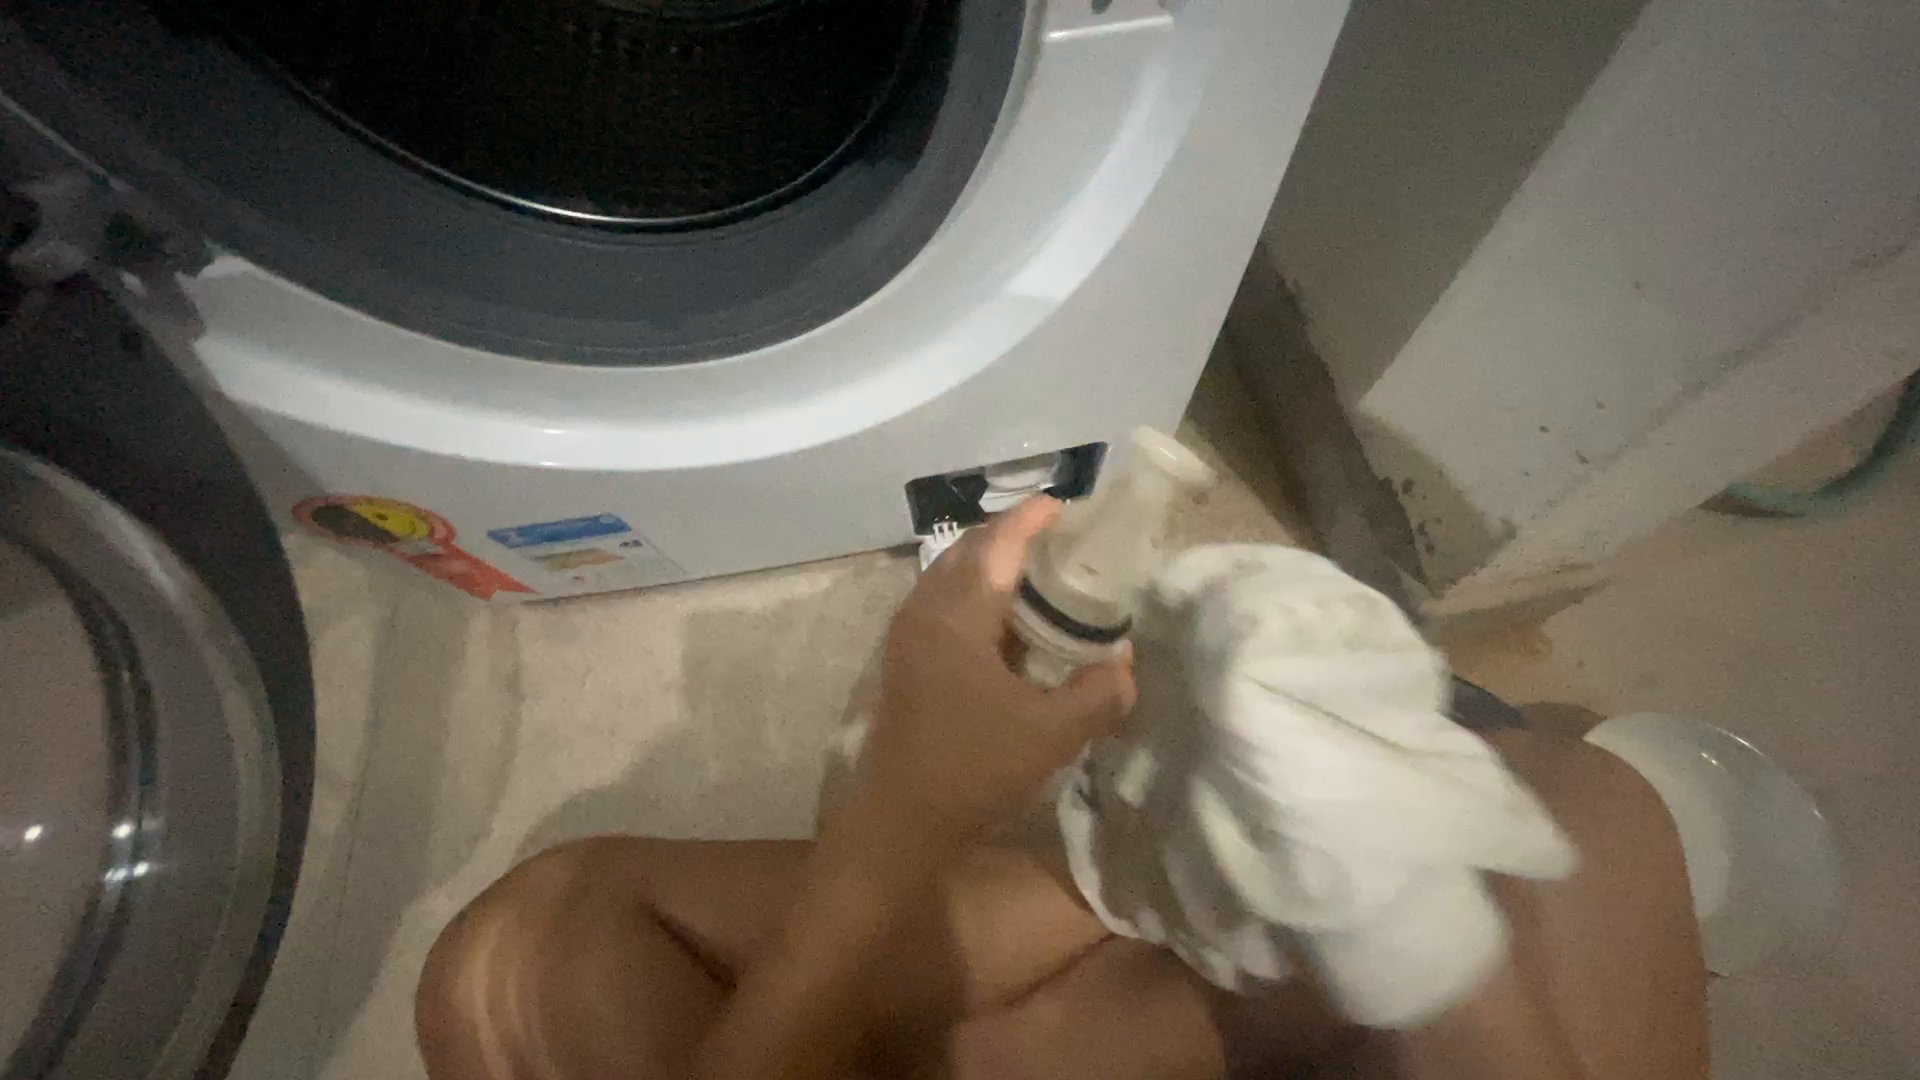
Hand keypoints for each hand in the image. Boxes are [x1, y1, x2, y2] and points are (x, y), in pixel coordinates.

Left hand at [853, 497, 1137, 845]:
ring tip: (1038, 573)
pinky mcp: (905, 654)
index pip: (997, 544)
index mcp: (958, 615)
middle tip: (1059, 540)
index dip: (1029, 518)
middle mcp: (926, 609)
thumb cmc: (973, 769)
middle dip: (1011, 534)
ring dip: (990, 561)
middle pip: (969, 549)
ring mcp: (908, 632)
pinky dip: (976, 590)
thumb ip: (1097, 694)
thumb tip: (1125, 665)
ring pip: (951, 572)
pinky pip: (943, 599)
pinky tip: (1007, 619)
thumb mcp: (1051, 735)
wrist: (900, 818)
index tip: (1064, 504)